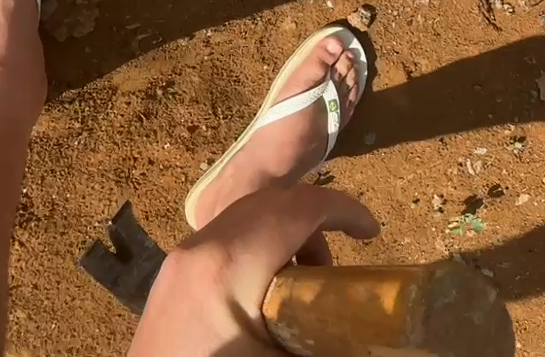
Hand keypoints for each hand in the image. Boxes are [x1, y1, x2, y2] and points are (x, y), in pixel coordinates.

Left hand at [127, 187, 380, 356]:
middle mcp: (203, 244)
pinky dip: (258, 245)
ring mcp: (182, 256)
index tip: (373, 234)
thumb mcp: (280, 355)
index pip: (301, 206)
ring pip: (249, 213)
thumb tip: (368, 335)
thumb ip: (324, 331)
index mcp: (233, 263)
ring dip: (287, 232)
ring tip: (303, 286)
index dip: (345, 211)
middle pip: (275, 201)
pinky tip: (268, 292)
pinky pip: (226, 235)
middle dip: (316, 221)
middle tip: (337, 271)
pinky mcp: (172, 273)